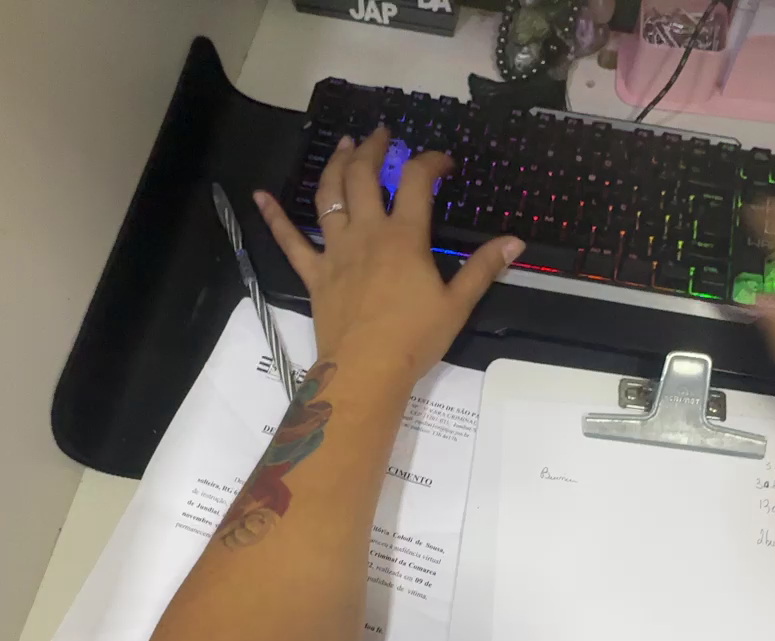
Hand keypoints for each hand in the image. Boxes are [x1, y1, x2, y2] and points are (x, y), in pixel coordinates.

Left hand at [255, 128, 523, 384]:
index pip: (417, 182)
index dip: (431, 161)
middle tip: (382, 135)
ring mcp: (335, 251)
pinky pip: (290, 241)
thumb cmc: (414, 340)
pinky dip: (274, 217)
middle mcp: (367, 233)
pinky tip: (259, 196)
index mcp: (404, 237)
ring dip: (335, 164)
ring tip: (343, 146)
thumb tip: (515, 241)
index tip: (443, 161)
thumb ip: (483, 269)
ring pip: (328, 195)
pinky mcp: (314, 274)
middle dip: (374, 149)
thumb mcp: (457, 305)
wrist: (367, 371)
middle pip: (364, 176)